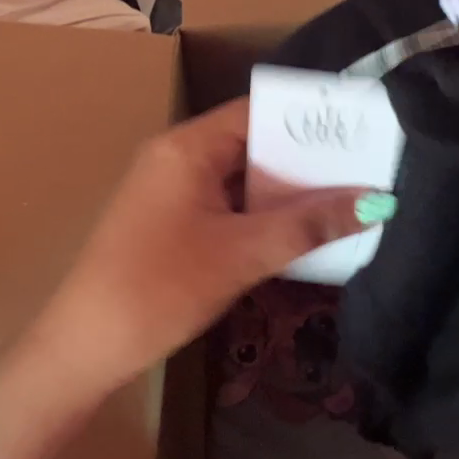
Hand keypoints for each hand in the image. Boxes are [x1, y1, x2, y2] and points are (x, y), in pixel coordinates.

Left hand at [28, 98, 379, 393]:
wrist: (83, 346)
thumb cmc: (162, 286)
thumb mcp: (241, 255)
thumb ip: (307, 226)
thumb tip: (375, 201)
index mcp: (188, 145)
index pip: (257, 112)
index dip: (307, 120)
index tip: (355, 133)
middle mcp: (176, 154)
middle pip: (251, 143)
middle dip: (302, 161)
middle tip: (360, 172)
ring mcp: (168, 187)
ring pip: (238, 176)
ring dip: (282, 192)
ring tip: (341, 203)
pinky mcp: (166, 219)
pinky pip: (223, 202)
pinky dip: (257, 214)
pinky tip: (294, 234)